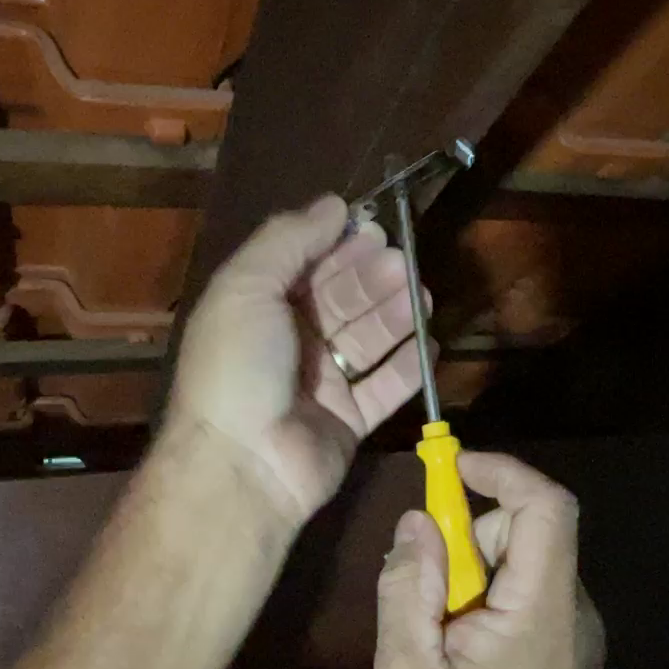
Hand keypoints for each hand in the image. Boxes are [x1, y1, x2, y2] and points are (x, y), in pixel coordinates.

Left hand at [168, 194, 427, 526]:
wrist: (242, 463)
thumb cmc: (238, 366)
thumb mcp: (246, 286)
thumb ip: (288, 239)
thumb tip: (333, 204)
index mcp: (259, 309)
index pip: (307, 266)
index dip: (339, 244)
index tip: (374, 226)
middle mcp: (291, 343)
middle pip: (342, 301)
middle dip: (371, 278)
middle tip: (402, 263)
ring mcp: (322, 385)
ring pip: (368, 341)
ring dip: (395, 315)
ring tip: (421, 294)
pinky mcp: (349, 422)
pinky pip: (385, 388)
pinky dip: (409, 367)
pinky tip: (431, 342)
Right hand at [374, 453, 604, 668]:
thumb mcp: (406, 666)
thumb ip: (409, 583)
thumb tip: (416, 521)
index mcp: (542, 612)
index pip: (547, 507)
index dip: (503, 472)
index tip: (451, 467)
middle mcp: (575, 616)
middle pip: (531, 534)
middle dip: (471, 537)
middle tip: (422, 587)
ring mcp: (579, 640)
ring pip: (526, 566)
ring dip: (475, 573)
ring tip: (436, 635)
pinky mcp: (568, 657)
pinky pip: (529, 598)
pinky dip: (489, 598)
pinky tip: (460, 651)